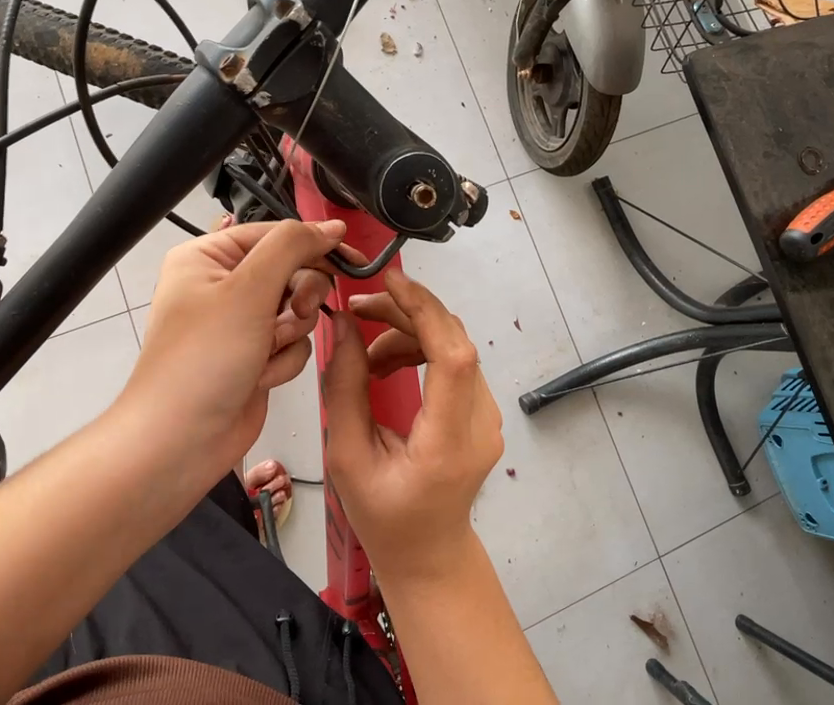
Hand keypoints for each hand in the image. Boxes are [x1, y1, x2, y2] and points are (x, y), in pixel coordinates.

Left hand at [120, 219, 346, 475]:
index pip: (276, 234)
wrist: (181, 440)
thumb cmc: (205, 358)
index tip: (352, 260)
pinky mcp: (255, 356)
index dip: (314, 245)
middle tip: (293, 313)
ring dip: (289, 334)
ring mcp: (240, 323)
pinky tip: (260, 377)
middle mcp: (223, 284)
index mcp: (209, 257)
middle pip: (293, 271)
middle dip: (298, 298)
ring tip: (263, 354)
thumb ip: (293, 246)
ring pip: (298, 310)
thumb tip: (333, 226)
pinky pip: (293, 343)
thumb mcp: (249, 289)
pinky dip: (283, 361)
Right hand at [323, 269, 503, 581]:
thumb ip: (345, 388)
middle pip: (454, 342)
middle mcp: (480, 424)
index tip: (390, 281)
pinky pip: (455, 362)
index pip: (454, 358)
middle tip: (359, 308)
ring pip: (454, 346)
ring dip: (409, 332)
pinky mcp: (482, 412)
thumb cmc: (383, 516)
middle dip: (406, 312)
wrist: (428, 552)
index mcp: (448, 443)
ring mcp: (488, 417)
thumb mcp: (347, 457)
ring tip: (365, 355)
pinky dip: (420, 349)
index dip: (425, 311)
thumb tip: (345, 325)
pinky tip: (385, 365)